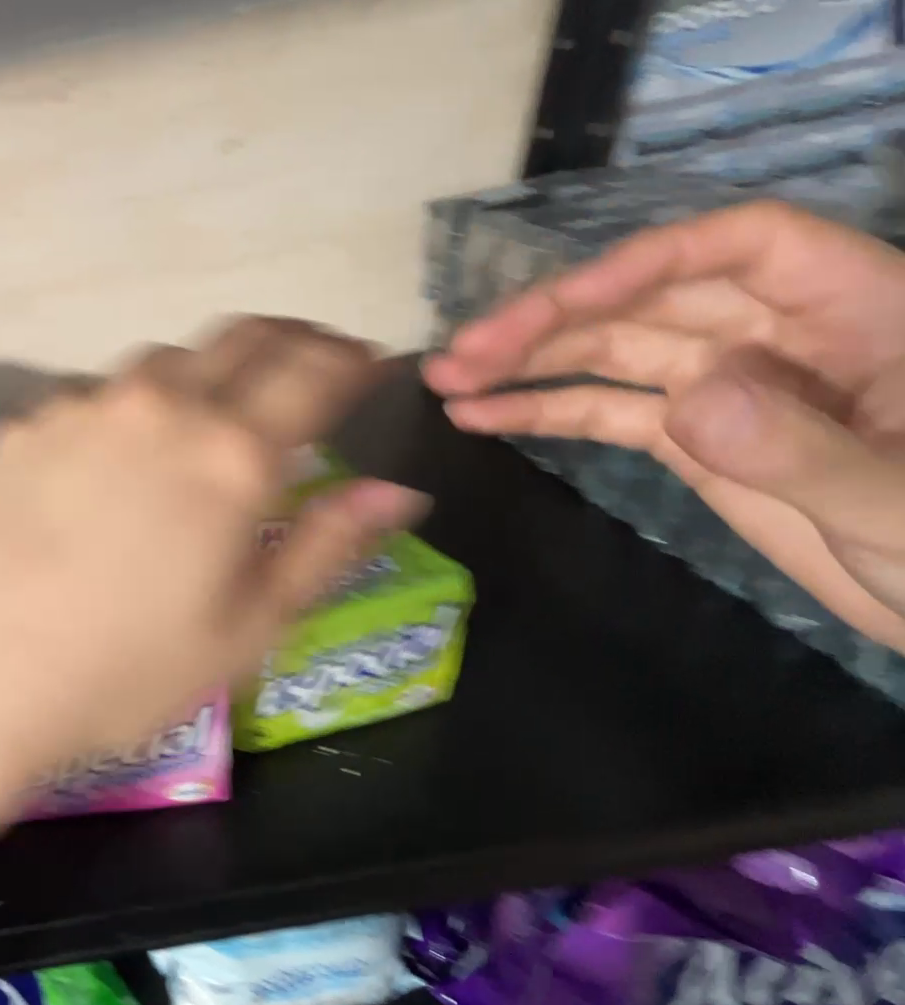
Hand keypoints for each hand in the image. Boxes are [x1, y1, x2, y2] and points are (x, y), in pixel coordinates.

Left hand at [0, 317, 426, 1004]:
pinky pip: (89, 400)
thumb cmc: (119, 676)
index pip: (316, 372)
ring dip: (200, 376)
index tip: (370, 367)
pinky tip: (109, 464)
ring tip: (207, 419)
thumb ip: (324, 549)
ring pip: (159, 365)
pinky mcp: (18, 428)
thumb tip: (396, 491)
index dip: (354, 362)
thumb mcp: (244, 632)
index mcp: (229, 454)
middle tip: (309, 369)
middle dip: (290, 343)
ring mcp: (75, 410)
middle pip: (241, 338)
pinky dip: (123, 413)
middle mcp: (154, 407)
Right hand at [423, 200, 904, 651]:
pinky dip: (540, 410)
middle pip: (650, 301)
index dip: (648, 261)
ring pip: (611, 352)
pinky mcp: (691, 440)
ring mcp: (727, 391)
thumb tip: (693, 396)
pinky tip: (476, 417)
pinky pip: (605, 412)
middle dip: (550, 321)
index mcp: (864, 318)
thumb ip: (808, 451)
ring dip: (525, 362)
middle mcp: (780, 339)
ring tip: (446, 379)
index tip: (565, 303)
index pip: (746, 249)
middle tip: (462, 354)